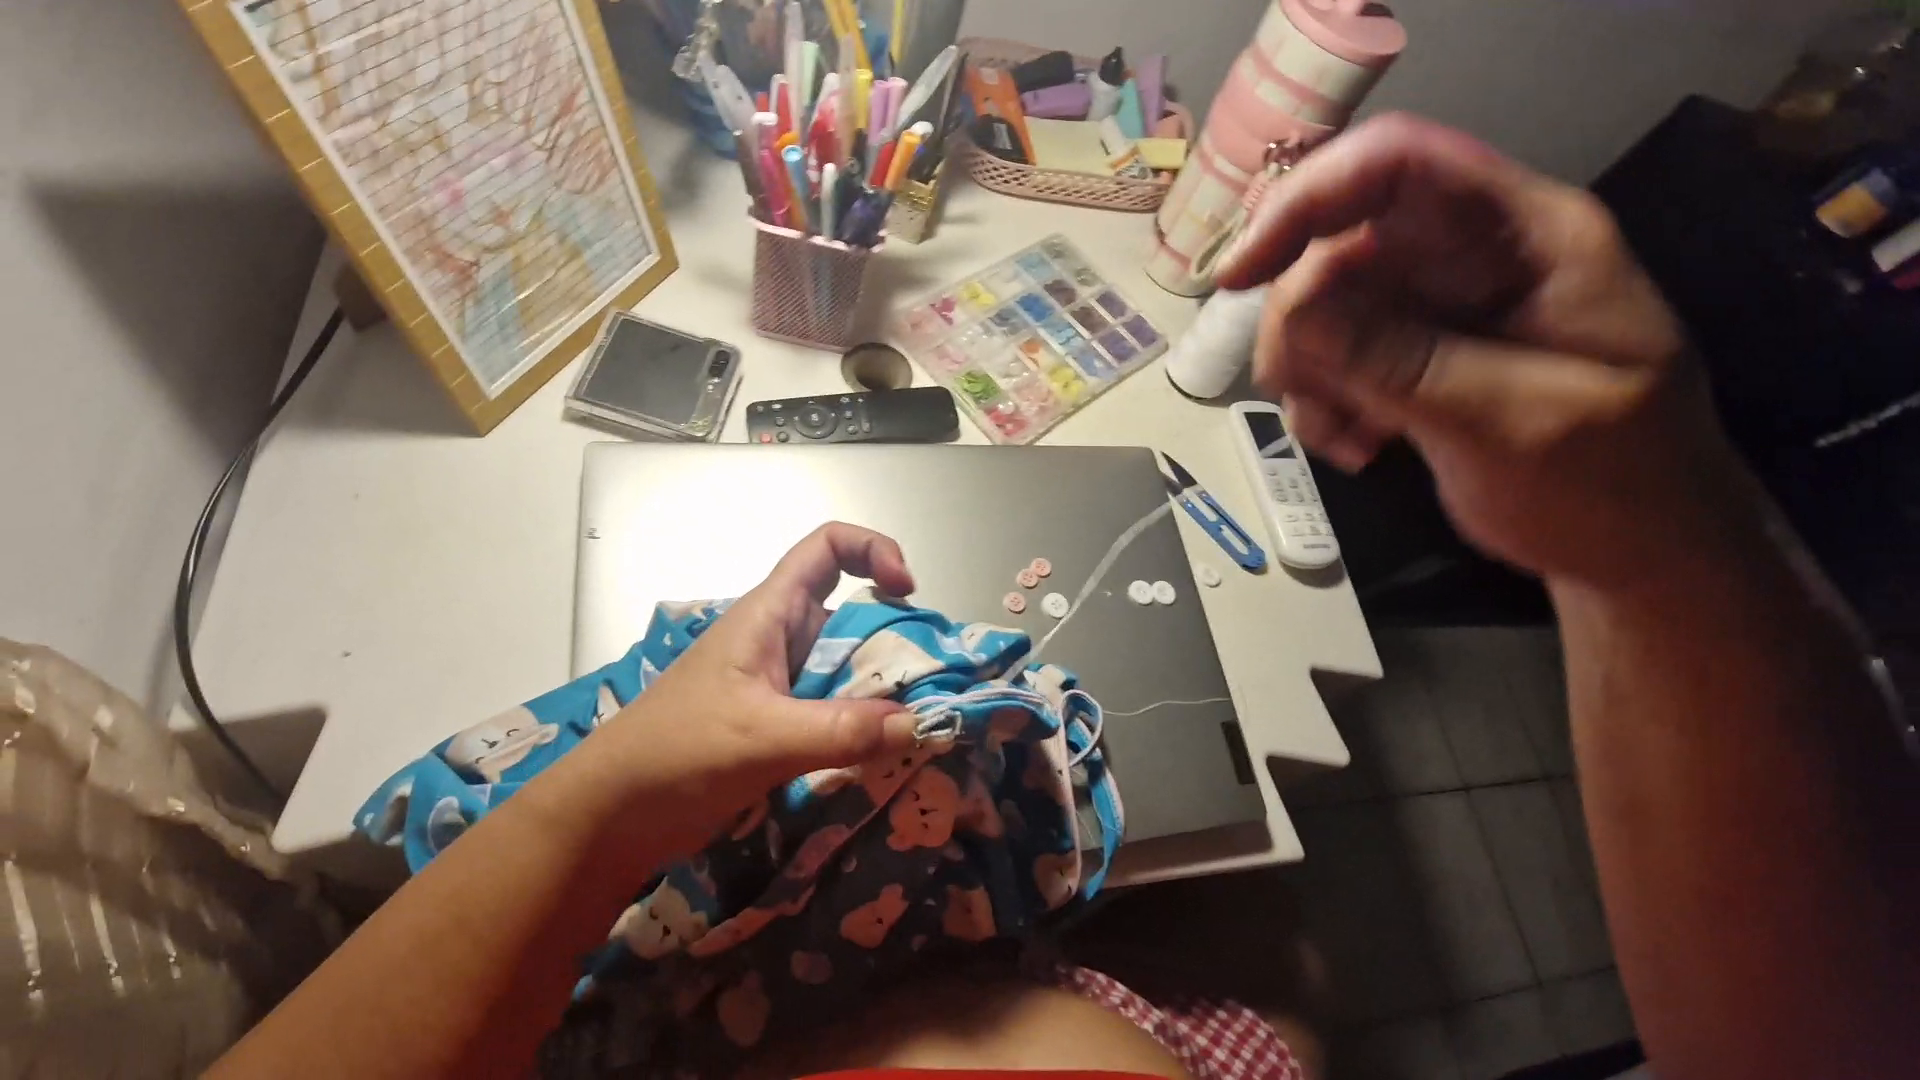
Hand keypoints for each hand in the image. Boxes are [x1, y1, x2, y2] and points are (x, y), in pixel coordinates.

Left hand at [576, 524, 922, 844]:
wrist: (612, 817)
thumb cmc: (674, 755)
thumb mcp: (760, 738)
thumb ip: (840, 732)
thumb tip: (919, 724)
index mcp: (769, 614)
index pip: (828, 547)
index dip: (874, 549)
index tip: (906, 590)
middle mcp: (781, 639)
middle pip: (854, 613)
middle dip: (897, 637)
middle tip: (932, 681)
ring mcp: (782, 684)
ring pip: (850, 666)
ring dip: (886, 687)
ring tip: (921, 721)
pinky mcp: (782, 725)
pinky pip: (839, 709)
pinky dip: (867, 722)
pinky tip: (887, 751)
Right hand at [1214, 114, 1756, 587]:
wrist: (1632, 548)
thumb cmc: (1613, 484)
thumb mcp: (1517, 422)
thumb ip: (1408, 365)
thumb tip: (1293, 316)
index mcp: (1522, 238)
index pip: (1397, 167)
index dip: (1306, 201)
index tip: (1237, 277)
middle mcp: (1467, 256)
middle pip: (1337, 242)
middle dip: (1296, 321)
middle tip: (1299, 393)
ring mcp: (1433, 308)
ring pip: (1318, 307)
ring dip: (1305, 373)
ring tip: (1343, 435)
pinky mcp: (1406, 357)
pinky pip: (1327, 359)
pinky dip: (1320, 404)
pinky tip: (1357, 446)